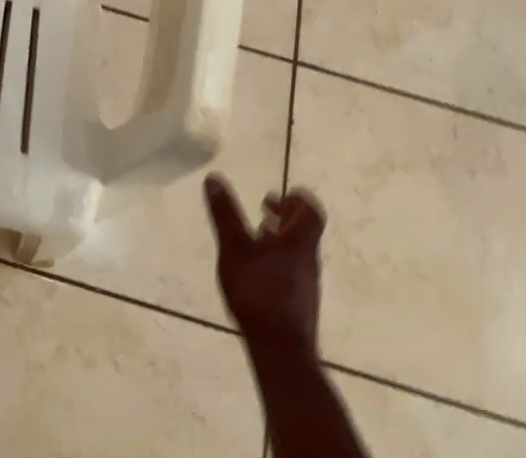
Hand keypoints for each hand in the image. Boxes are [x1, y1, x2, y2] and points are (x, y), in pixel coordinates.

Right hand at [204, 175, 325, 351]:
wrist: (280, 347)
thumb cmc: (257, 291)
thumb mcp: (234, 247)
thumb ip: (225, 214)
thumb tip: (214, 177)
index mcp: (298, 242)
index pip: (311, 211)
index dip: (297, 198)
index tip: (278, 194)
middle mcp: (308, 259)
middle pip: (305, 230)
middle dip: (285, 215)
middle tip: (263, 208)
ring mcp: (306, 282)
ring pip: (298, 250)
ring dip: (280, 237)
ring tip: (256, 235)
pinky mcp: (299, 301)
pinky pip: (292, 269)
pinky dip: (277, 258)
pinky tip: (257, 269)